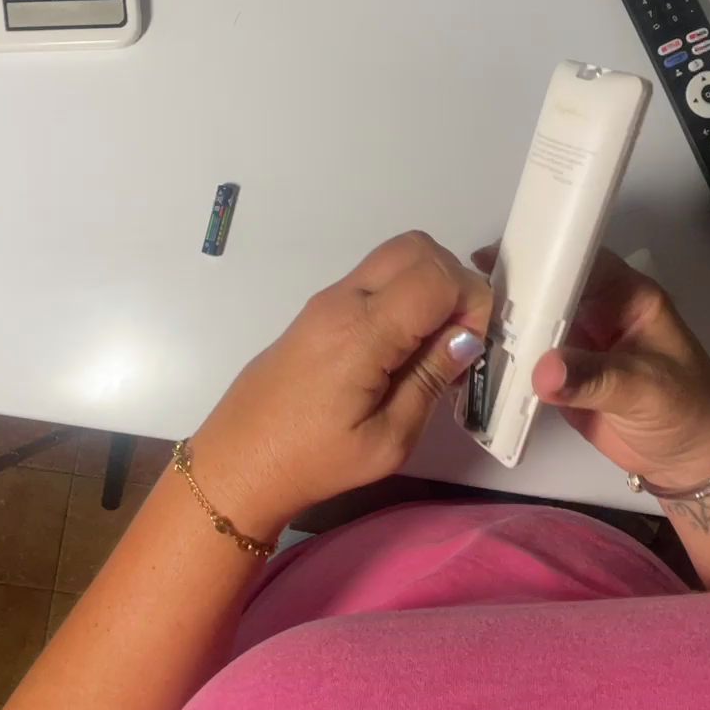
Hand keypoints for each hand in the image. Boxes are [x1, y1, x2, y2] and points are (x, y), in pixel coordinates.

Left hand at [191, 232, 492, 536]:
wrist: (239, 461)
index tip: (470, 347)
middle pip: (417, 248)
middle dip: (454, 281)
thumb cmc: (312, 461)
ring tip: (432, 343)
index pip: (436, 278)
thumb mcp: (388, 440)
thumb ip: (430, 380)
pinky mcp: (318, 310)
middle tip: (458, 336)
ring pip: (395, 256)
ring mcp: (326, 300)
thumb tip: (466, 337)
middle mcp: (342, 301)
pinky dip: (404, 294)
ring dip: (428, 285)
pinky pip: (374, 278)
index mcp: (361, 333)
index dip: (471, 303)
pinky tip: (403, 345)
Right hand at [473, 244, 709, 490]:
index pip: (579, 260)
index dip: (539, 255)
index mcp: (625, 297)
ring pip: (531, 324)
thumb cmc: (687, 412)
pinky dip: (503, 363)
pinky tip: (474, 362)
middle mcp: (596, 313)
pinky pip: (527, 362)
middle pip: (546, 289)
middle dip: (509, 291)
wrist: (691, 464)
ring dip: (500, 327)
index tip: (492, 259)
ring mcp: (577, 345)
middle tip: (466, 297)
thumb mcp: (645, 389)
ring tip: (461, 328)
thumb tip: (542, 372)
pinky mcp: (562, 377)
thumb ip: (593, 378)